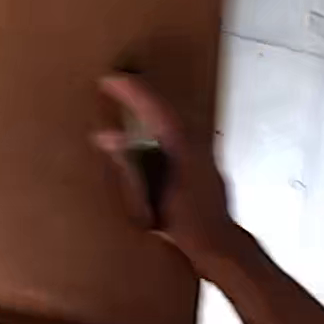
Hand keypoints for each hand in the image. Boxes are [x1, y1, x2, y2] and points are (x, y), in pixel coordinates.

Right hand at [94, 74, 246, 269]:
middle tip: (117, 79)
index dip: (133, 91)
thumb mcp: (147, 197)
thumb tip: (105, 135)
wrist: (218, 244)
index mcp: (183, 148)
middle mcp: (197, 142)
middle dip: (142, 90)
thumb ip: (127, 164)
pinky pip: (178, 129)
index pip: (156, 109)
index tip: (111, 79)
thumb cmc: (182, 225)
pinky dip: (159, 121)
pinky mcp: (201, 160)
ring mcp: (202, 151)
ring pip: (175, 116)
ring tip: (129, 95)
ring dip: (151, 104)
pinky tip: (148, 127)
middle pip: (168, 105)